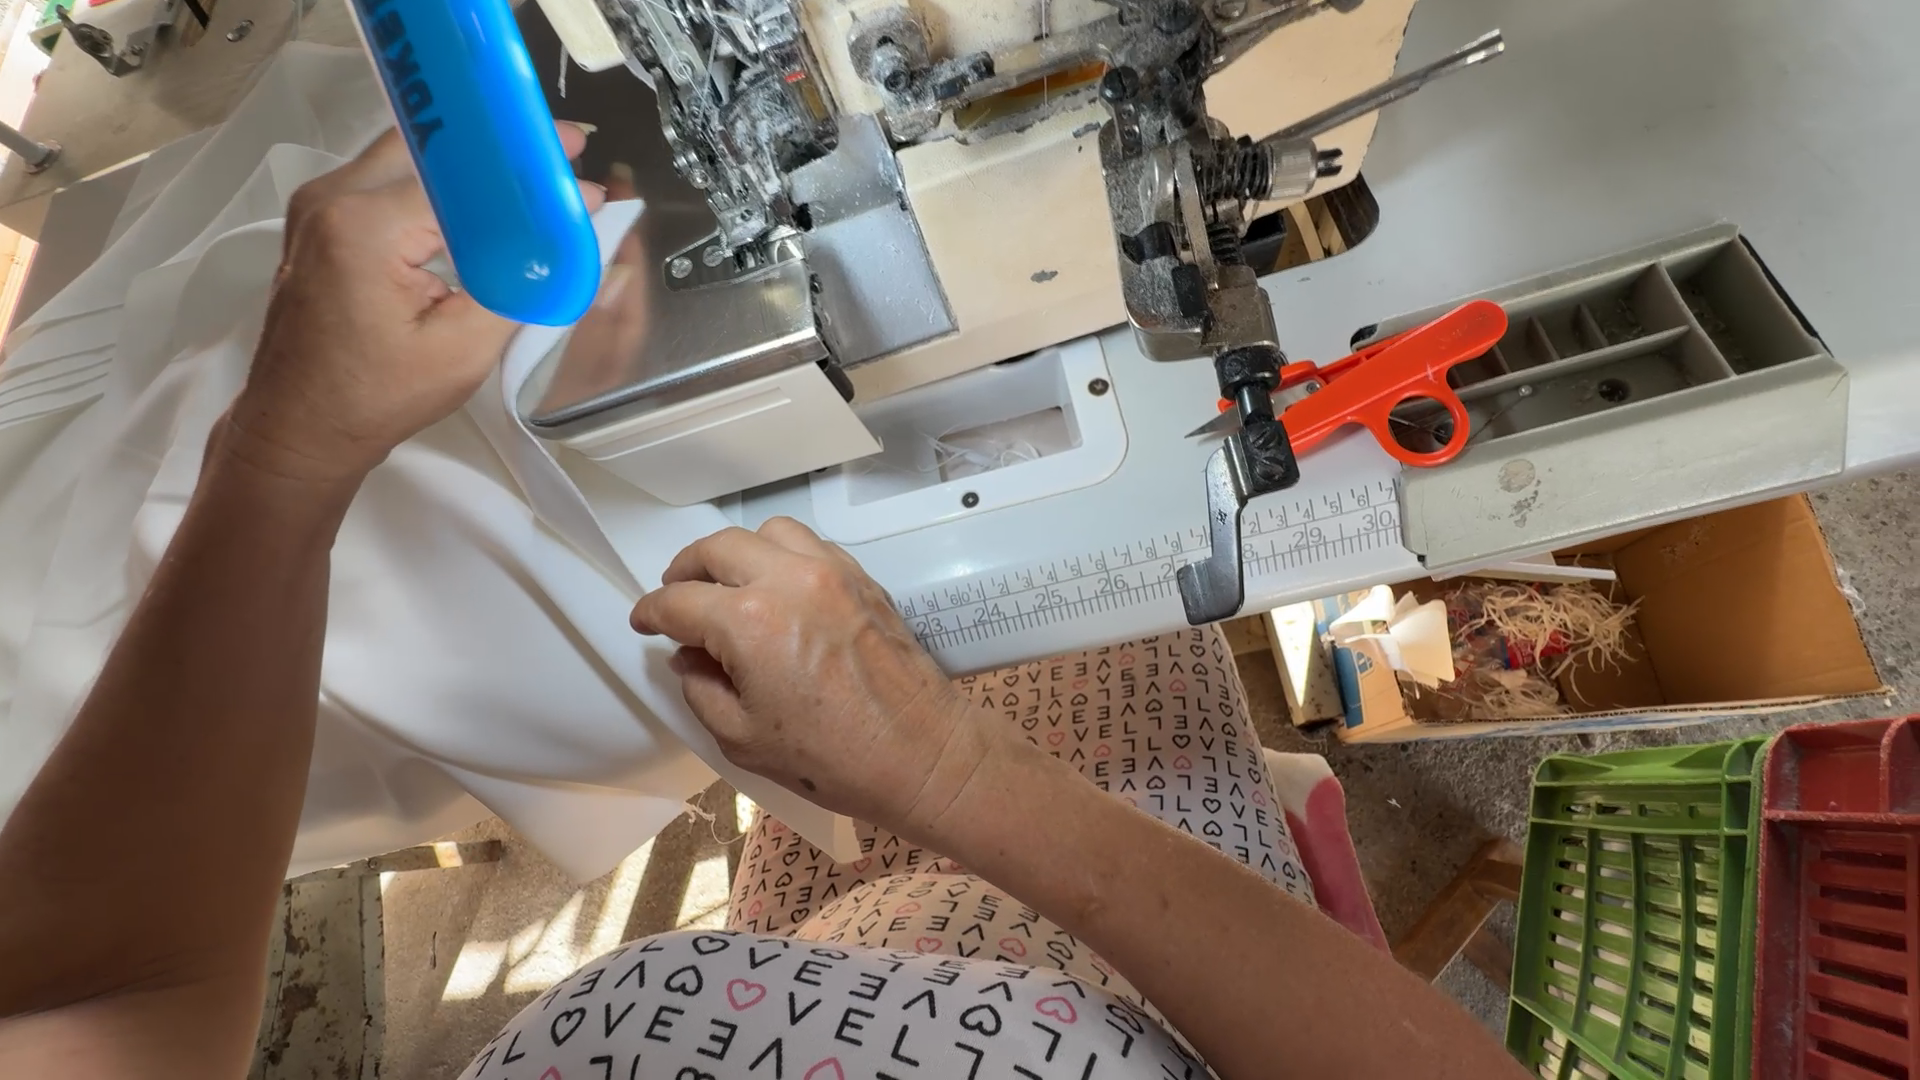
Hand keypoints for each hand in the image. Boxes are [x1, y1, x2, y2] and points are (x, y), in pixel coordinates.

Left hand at [221, 123, 606, 481]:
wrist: (305, 423)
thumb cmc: (383, 393)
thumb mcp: (467, 346)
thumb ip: (523, 288)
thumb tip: (572, 247)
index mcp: (366, 224)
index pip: (465, 178)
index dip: (529, 175)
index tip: (581, 166)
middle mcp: (334, 197)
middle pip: (432, 147)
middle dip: (502, 150)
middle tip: (561, 157)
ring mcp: (321, 205)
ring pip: (412, 159)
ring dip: (474, 168)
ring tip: (533, 182)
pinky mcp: (325, 222)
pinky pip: (393, 184)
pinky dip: (444, 189)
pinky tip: (486, 210)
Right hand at [630, 518, 1006, 838]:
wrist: (920, 751)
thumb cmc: (829, 757)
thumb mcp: (742, 737)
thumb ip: (702, 686)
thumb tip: (689, 654)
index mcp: (749, 621)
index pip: (679, 601)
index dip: (650, 611)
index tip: (642, 622)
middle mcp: (788, 579)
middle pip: (718, 547)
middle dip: (686, 568)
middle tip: (676, 595)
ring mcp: (831, 571)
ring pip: (769, 532)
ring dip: (739, 553)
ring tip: (730, 585)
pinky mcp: (862, 577)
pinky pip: (812, 545)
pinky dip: (784, 555)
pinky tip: (780, 589)